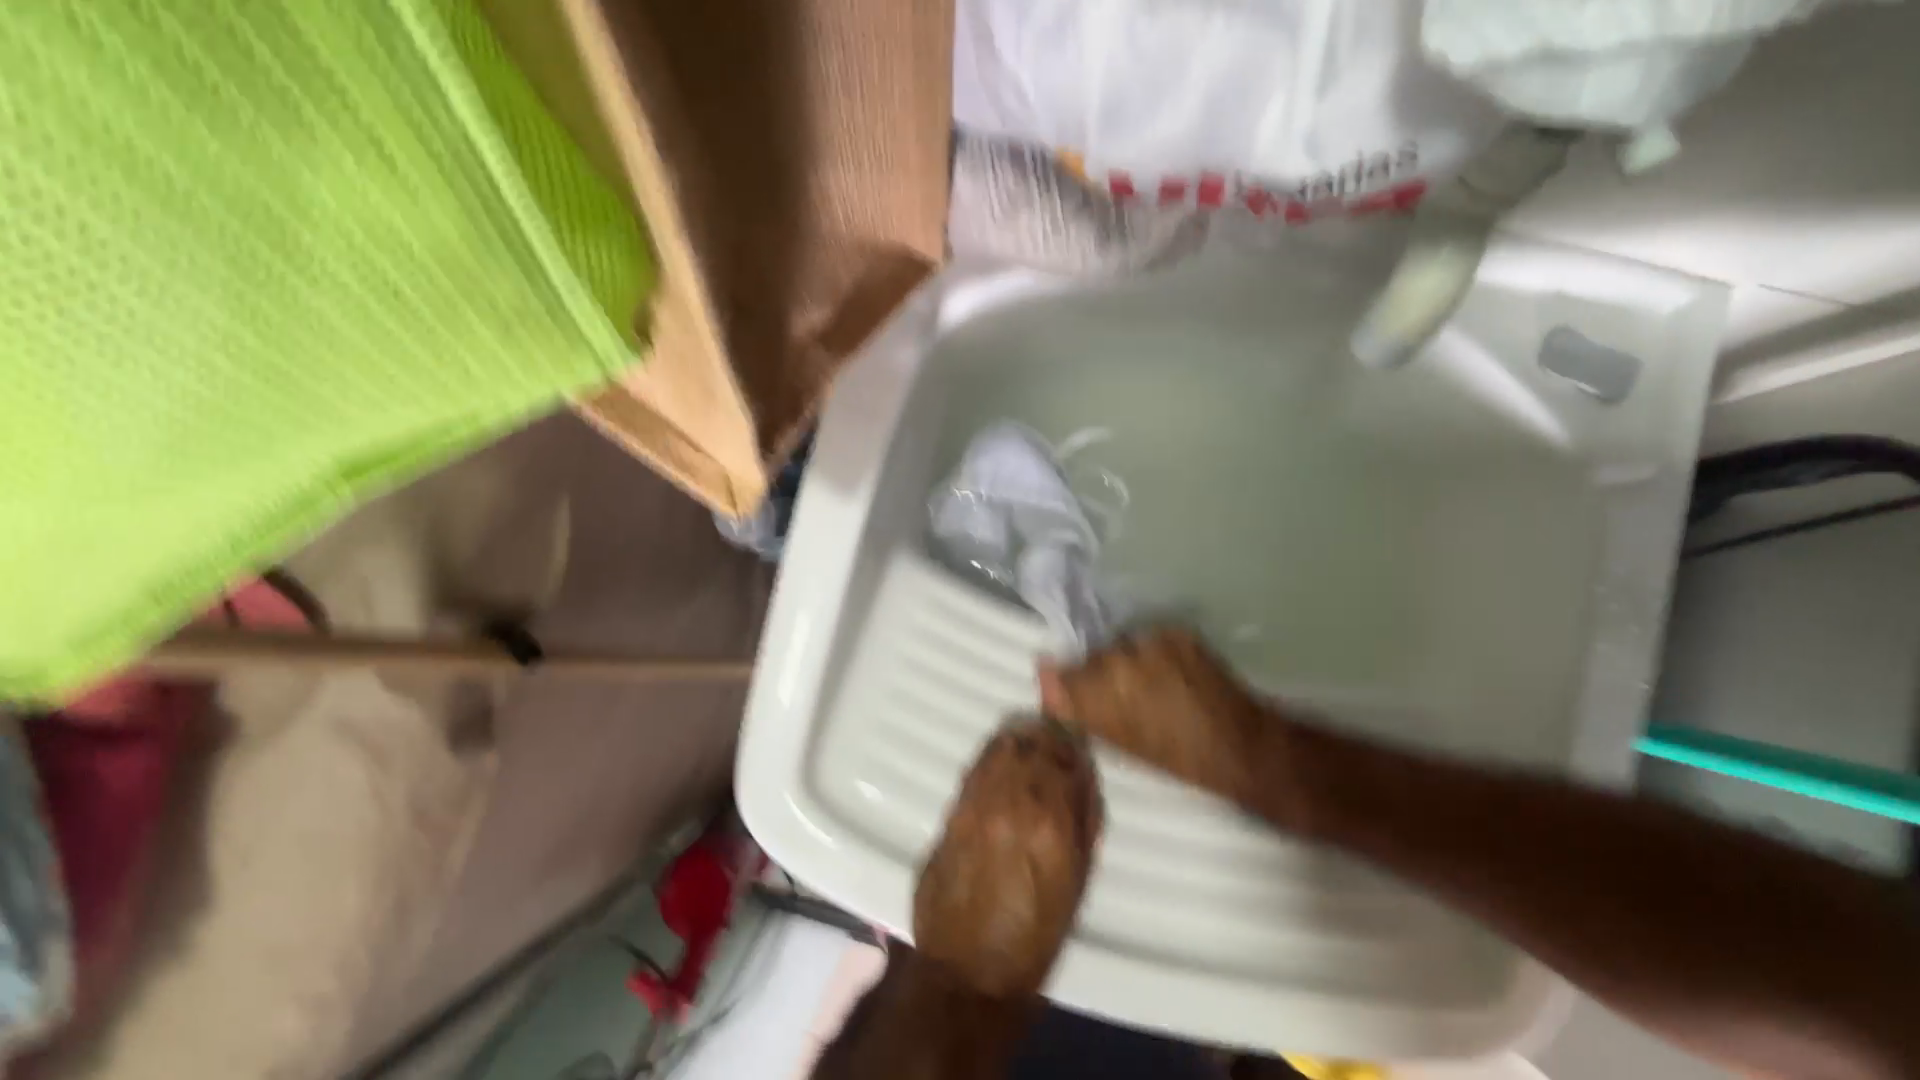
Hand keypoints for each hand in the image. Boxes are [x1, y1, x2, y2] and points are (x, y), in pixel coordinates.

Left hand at [912, 718, 1102, 998]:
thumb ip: (1081, 824)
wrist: (968, 974)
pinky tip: (998, 768)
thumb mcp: (1077, 882)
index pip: (1063, 756)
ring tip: (1026, 747)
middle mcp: (1009, 804)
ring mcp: (973, 807)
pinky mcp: (948, 816)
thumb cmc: (1035, 937)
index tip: (1076, 743)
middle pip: (1027, 743)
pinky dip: (990, 761)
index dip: (1071, 744)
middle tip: (1052, 738)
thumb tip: (1081, 780)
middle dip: (1043, 737)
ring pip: (996, 750)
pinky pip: (973, 770)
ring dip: (1016, 743)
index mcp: (1050, 822)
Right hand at [1038, 627, 1275, 806]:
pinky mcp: (1175, 631)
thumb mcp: (1116, 739)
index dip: (1072, 687)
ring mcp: (1150, 640)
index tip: (1086, 700)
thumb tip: (1041, 667)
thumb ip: (1072, 704)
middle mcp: (1119, 656)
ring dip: (1129, 661)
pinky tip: (1170, 674)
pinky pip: (1150, 639)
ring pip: (1122, 646)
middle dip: (1102, 674)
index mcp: (1100, 687)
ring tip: (1152, 686)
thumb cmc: (1174, 754)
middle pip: (1094, 658)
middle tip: (1126, 699)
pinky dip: (1154, 653)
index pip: (1065, 674)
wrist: (1237, 742)